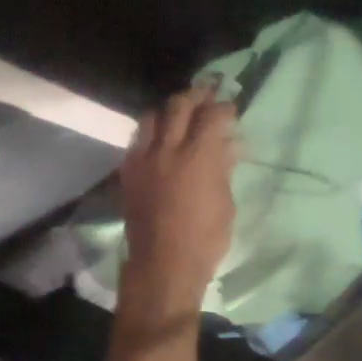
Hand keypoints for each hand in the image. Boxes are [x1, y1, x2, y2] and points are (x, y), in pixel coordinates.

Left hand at [120, 84, 238, 311]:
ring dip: (170, 110)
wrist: (163, 265)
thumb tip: (229, 147)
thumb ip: (224, 171)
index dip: (224, 108)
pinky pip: (138, 139)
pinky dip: (152, 132)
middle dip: (196, 96)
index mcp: (199, 157)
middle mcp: (168, 148)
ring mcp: (144, 158)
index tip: (232, 109)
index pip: (212, 116)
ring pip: (153, 116)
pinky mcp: (129, 171)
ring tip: (181, 113)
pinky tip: (160, 140)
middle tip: (207, 95)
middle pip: (179, 105)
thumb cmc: (205, 241)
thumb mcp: (225, 206)